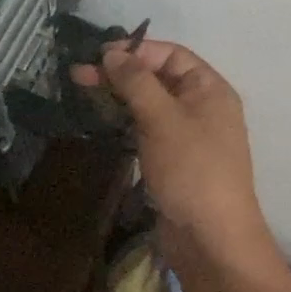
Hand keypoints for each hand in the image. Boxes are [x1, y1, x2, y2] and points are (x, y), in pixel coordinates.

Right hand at [71, 41, 271, 259]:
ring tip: (84, 95)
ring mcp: (188, 136)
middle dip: (120, 74)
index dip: (136, 50)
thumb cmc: (191, 170)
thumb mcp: (162, 118)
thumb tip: (112, 52)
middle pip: (158, 78)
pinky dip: (126, 122)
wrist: (211, 240)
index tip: (98, 55)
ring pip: (150, 105)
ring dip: (119, 98)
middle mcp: (202, 107)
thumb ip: (136, 81)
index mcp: (210, 90)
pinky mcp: (174, 161)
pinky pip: (148, 130)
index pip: (171, 54)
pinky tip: (102, 122)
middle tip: (79, 75)